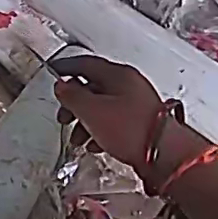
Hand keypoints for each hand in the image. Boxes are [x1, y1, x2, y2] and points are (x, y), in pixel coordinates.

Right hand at [52, 54, 212, 185]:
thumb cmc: (131, 129)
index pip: (86, 63)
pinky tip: (95, 144)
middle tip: (63, 114)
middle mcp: (129, 85)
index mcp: (118, 75)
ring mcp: (136, 103)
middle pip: (93, 87)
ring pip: (102, 106)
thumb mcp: (92, 110)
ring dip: (84, 121)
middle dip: (74, 102)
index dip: (66, 67)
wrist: (163, 155)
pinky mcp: (140, 122)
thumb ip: (73, 96)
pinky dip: (99, 130)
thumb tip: (62, 86)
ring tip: (77, 138)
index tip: (54, 70)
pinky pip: (113, 121)